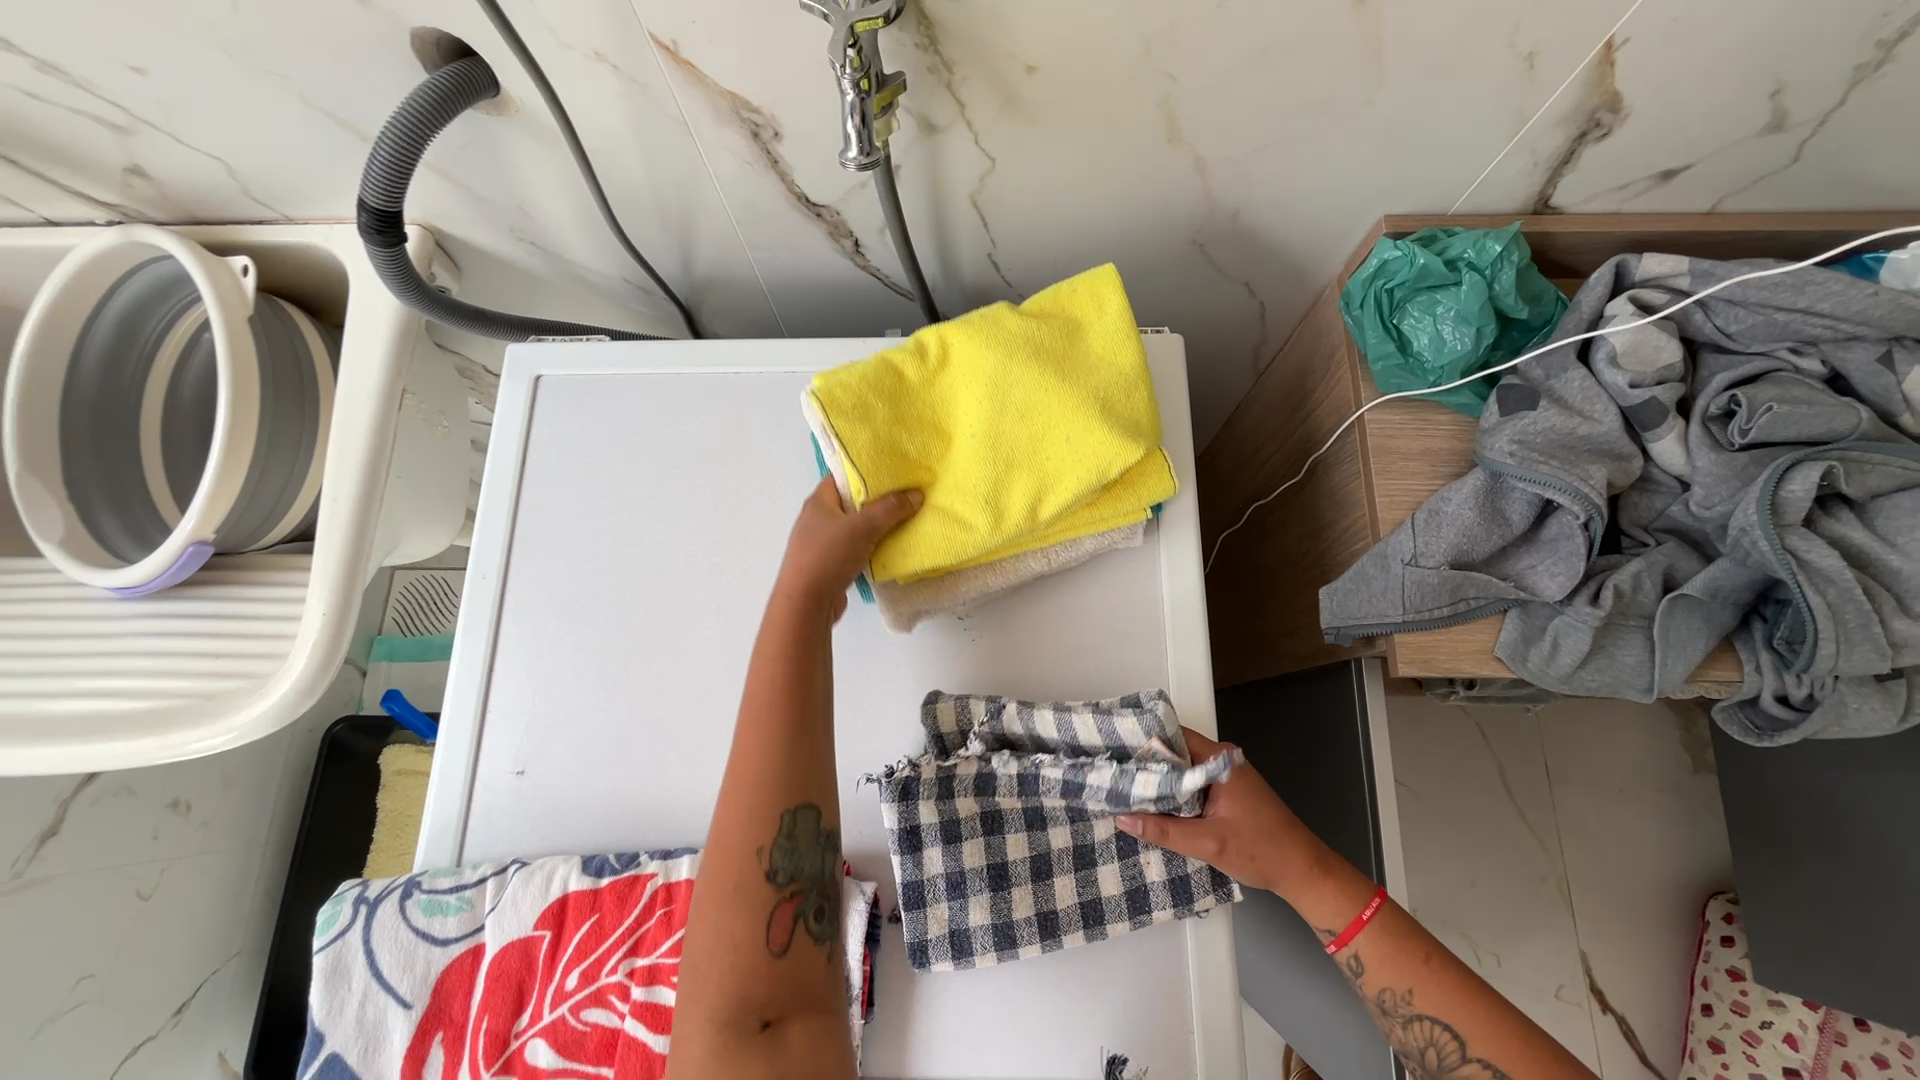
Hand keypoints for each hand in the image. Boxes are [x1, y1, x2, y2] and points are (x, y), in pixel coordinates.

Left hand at [774, 477, 920, 620]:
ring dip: (876, 528)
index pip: (843, 476)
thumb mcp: (863, 527)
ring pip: (854, 528)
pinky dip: (869, 549)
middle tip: (906, 497)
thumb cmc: (828, 556)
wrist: (805, 603)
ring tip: (904, 522)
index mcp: (819, 501)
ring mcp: (821, 543)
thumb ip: (890, 509)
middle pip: (852, 503)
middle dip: (878, 501)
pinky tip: (889, 551)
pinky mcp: (828, 565)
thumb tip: (915, 494)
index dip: (867, 472)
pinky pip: (853, 549)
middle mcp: (817, 518)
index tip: (894, 473)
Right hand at [1117, 728, 1329, 895]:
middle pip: (1173, 752)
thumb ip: (1164, 830)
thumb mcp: (1208, 842)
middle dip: (1144, 764)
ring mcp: (1224, 776)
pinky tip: (1151, 807)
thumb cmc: (1262, 851)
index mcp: (1220, 760)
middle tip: (1110, 773)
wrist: (1303, 872)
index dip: (1141, 742)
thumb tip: (1123, 818)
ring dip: (1158, 782)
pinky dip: (1172, 794)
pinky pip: (1190, 784)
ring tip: (1122, 789)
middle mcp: (1222, 760)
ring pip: (1181, 770)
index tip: (1113, 751)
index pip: (1171, 736)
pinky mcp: (1225, 792)